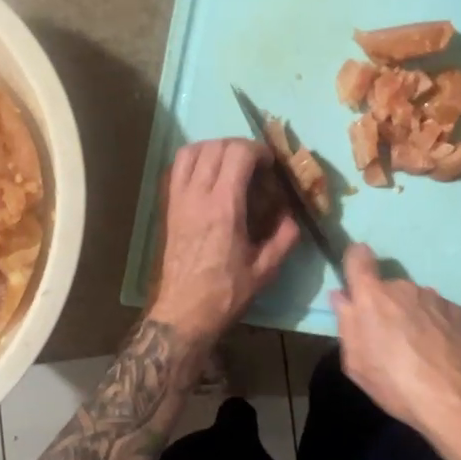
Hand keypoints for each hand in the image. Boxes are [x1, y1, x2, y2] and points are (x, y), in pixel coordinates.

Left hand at [149, 139, 299, 342]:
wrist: (183, 313)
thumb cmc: (225, 293)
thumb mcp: (265, 270)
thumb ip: (284, 238)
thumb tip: (292, 216)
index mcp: (224, 208)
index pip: (238, 154)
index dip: (258, 150)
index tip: (270, 164)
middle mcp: (198, 196)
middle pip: (216, 147)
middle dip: (240, 147)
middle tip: (255, 164)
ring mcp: (179, 199)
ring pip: (192, 151)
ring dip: (214, 148)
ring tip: (230, 164)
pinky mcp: (168, 207)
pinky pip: (177, 168)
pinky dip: (195, 160)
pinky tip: (209, 176)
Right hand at [329, 243, 460, 432]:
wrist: (450, 397)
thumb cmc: (392, 381)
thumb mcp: (355, 361)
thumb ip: (346, 323)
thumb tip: (342, 296)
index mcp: (372, 296)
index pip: (358, 257)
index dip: (356, 262)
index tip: (357, 278)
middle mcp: (403, 287)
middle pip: (388, 287)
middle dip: (385, 305)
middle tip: (387, 337)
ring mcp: (433, 297)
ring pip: (414, 298)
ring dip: (411, 314)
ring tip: (416, 348)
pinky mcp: (457, 310)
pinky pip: (437, 310)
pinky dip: (434, 323)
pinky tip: (437, 348)